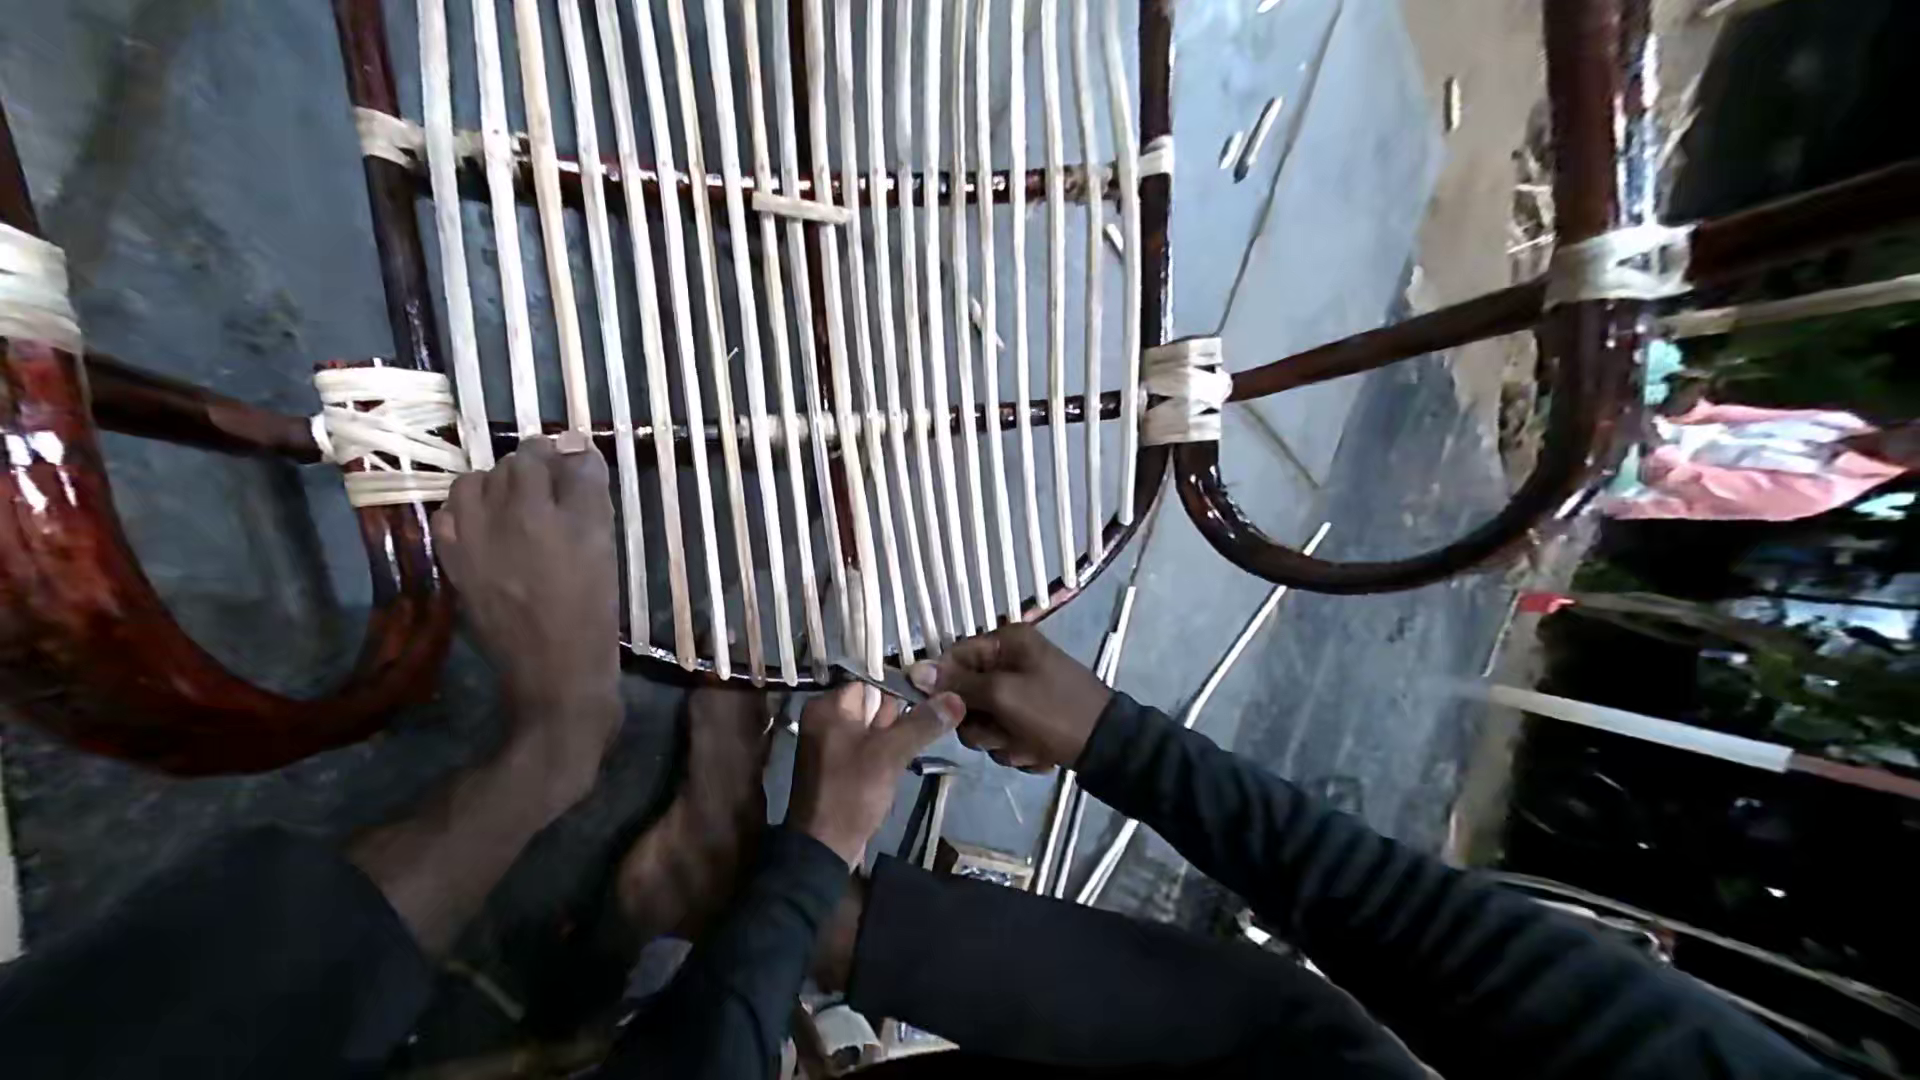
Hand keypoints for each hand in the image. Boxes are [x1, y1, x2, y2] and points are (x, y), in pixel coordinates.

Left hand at [431, 436, 620, 796]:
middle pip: (504, 469)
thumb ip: (588, 489)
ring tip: (529, 507)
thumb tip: (577, 447)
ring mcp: (462, 545)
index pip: (537, 454)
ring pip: (472, 490)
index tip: (580, 463)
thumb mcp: (602, 543)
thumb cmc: (592, 606)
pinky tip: (498, 531)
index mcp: (529, 508)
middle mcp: (485, 518)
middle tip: (563, 489)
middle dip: (532, 469)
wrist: (555, 671)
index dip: (561, 453)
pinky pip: (453, 523)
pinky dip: (474, 514)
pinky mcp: (454, 570)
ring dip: (499, 487)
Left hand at [787, 685, 963, 866]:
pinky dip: (890, 746)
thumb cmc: (850, 792)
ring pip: (877, 723)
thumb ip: (922, 723)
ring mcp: (834, 742)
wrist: (824, 849)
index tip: (934, 693)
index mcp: (828, 707)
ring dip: (900, 730)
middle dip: (902, 710)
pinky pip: (872, 743)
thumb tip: (957, 697)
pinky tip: (909, 753)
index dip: (903, 686)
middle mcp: (827, 718)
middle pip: (875, 701)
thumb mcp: (890, 754)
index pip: (872, 680)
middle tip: (933, 716)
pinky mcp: (843, 763)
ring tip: (929, 731)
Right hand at [907, 625, 1108, 771]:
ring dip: (1002, 741)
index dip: (944, 687)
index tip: (940, 712)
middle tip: (1003, 731)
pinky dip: (1019, 749)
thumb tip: (913, 670)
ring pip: (984, 723)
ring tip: (1027, 744)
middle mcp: (1012, 662)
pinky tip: (1039, 752)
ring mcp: (1023, 693)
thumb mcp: (1004, 695)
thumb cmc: (1055, 712)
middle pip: (966, 696)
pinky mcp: (1031, 720)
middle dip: (983, 723)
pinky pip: (1005, 736)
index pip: (955, 657)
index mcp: (1007, 643)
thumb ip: (958, 684)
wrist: (1109, 749)